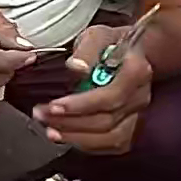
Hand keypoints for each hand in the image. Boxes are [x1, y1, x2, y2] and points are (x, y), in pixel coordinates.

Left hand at [32, 23, 153, 153]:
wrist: (129, 53)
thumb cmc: (109, 43)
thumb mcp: (96, 36)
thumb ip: (86, 50)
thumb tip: (76, 67)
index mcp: (136, 73)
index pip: (111, 96)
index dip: (81, 105)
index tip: (53, 105)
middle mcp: (140, 97)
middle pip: (108, 120)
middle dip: (70, 122)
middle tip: (40, 115)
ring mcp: (138, 114)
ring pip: (112, 138)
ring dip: (76, 137)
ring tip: (49, 130)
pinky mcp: (131, 126)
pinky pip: (112, 144)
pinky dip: (87, 144)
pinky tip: (64, 137)